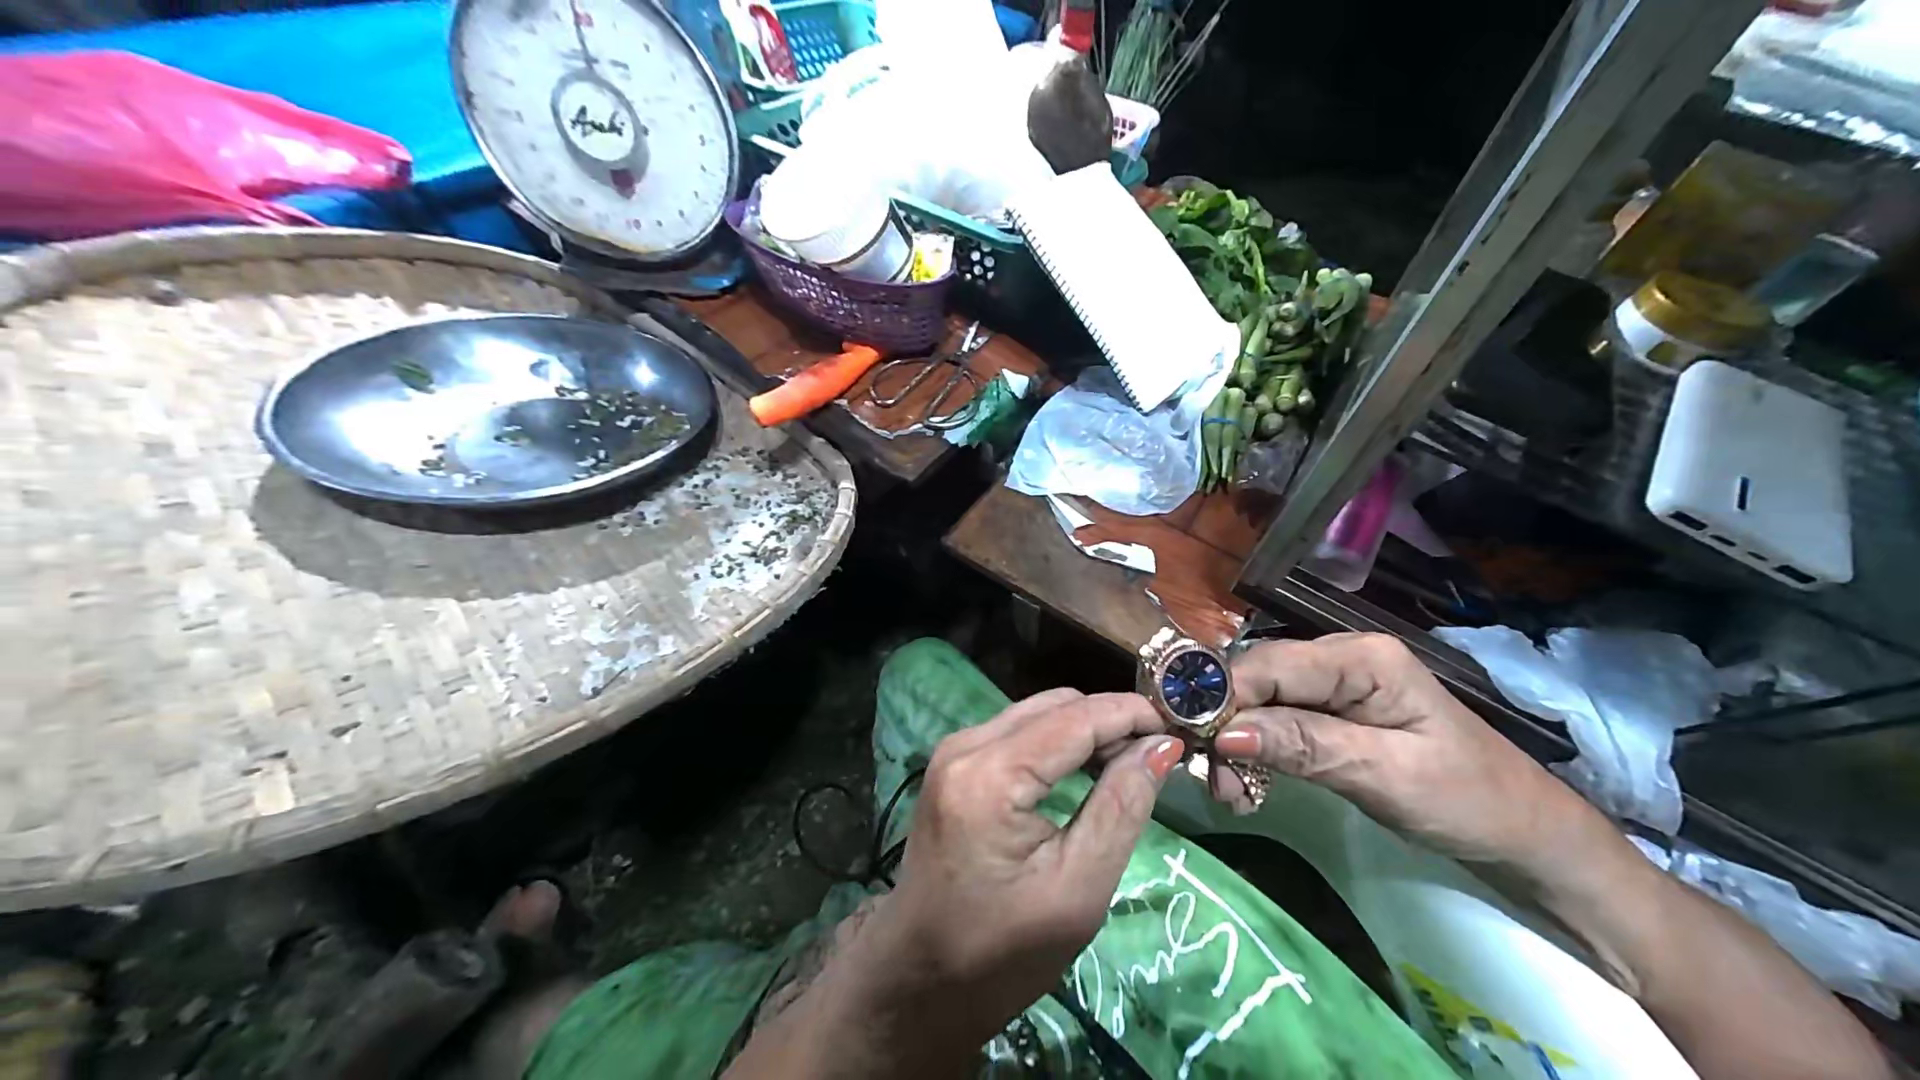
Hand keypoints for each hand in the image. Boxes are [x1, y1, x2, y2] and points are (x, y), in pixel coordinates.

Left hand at [865, 689, 1183, 1047]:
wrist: (919, 980)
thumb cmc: (999, 953)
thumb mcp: (1077, 890)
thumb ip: (1121, 807)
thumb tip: (1161, 748)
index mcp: (988, 775)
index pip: (1074, 718)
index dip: (1131, 715)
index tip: (1181, 729)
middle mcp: (965, 745)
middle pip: (1055, 705)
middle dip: (1111, 720)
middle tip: (1159, 755)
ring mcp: (954, 751)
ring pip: (1037, 713)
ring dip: (1087, 729)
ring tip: (1131, 763)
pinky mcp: (954, 765)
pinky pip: (1019, 733)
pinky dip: (1058, 742)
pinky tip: (1087, 770)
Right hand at [1213, 633, 1602, 867]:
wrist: (1522, 834)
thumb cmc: (1469, 800)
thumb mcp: (1388, 776)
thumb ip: (1305, 745)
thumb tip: (1226, 732)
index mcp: (1362, 657)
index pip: (1270, 664)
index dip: (1222, 696)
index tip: (1191, 741)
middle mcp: (1338, 657)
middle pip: (1256, 678)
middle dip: (1223, 724)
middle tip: (1211, 780)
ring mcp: (1331, 684)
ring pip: (1256, 700)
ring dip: (1232, 741)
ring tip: (1229, 792)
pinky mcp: (1326, 711)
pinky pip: (1271, 720)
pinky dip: (1250, 750)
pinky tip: (1244, 781)